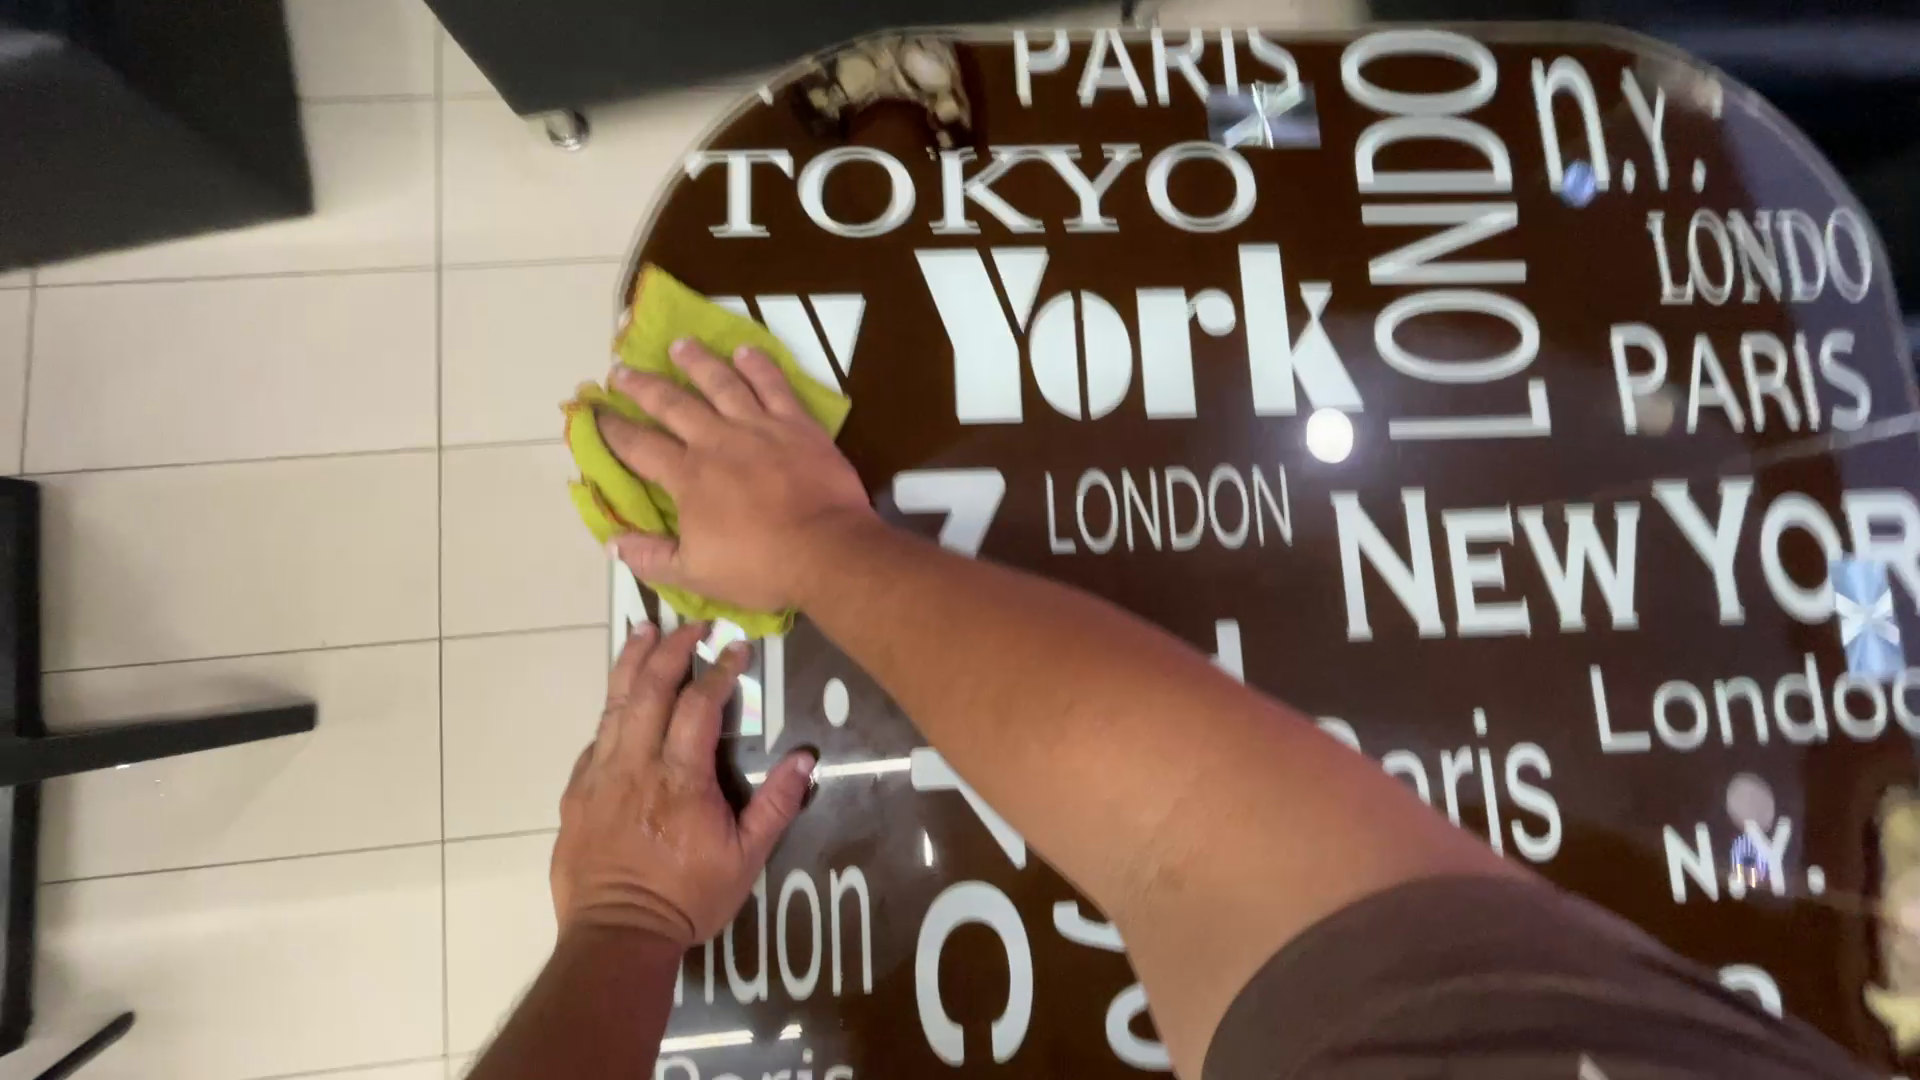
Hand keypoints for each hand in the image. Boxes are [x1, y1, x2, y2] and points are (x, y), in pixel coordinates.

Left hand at [551, 621, 816, 944]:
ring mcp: (599, 776)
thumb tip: (805, 758)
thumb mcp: (747, 856)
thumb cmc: (688, 896)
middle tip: (690, 624)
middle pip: (649, 690)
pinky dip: (611, 710)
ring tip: (643, 630)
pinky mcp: (577, 793)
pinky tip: (619, 700)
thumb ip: (777, 804)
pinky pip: (595, 739)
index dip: (720, 670)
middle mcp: (636, 765)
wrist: (616, 938)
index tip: (736, 646)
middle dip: (671, 650)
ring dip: (631, 662)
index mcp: (680, 778)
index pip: (699, 706)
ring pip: (614, 705)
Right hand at [597, 338, 874, 612]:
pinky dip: (758, 365)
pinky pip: (774, 385)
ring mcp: (760, 428)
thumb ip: (652, 557)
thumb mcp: (696, 575)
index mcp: (689, 477)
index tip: (593, 411)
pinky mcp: (798, 425)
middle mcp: (718, 442)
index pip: (639, 446)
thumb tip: (612, 543)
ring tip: (680, 345)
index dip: (612, 428)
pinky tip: (746, 350)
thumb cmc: (761, 568)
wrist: (827, 551)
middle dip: (643, 386)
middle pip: (673, 404)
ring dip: (698, 361)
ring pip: (722, 383)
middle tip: (622, 369)